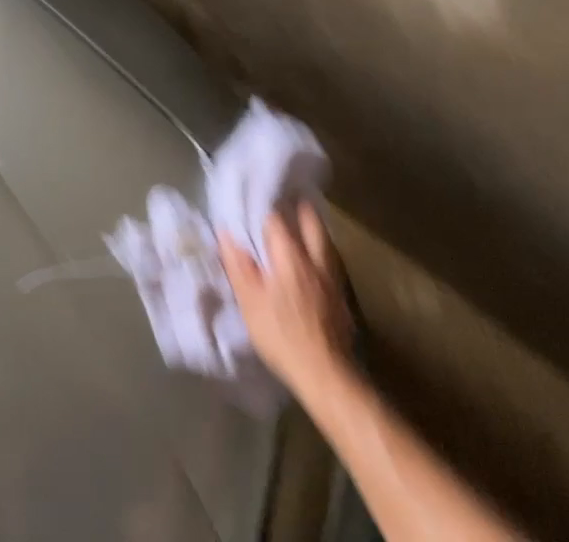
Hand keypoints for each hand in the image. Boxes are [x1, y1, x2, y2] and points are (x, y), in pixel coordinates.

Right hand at [220, 204, 355, 399]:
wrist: (323, 371)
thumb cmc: (280, 334)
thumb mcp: (250, 302)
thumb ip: (239, 266)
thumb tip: (227, 234)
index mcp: (291, 258)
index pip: (278, 222)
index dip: (266, 208)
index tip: (257, 198)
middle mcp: (315, 261)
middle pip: (312, 225)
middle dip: (302, 210)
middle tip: (291, 199)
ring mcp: (332, 279)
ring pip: (326, 243)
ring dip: (314, 229)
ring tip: (304, 223)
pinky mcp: (341, 297)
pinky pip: (331, 262)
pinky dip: (322, 251)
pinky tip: (315, 260)